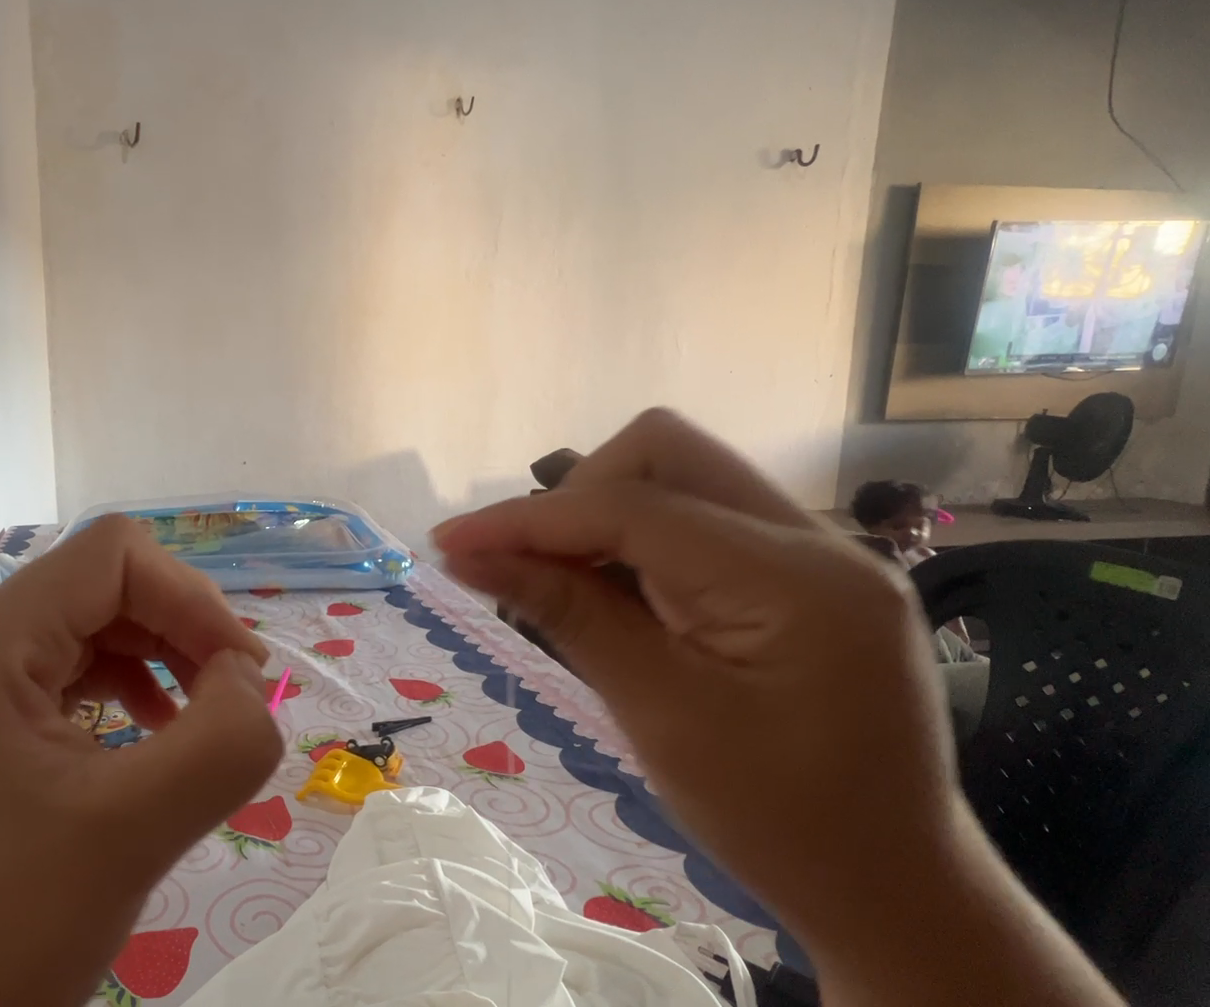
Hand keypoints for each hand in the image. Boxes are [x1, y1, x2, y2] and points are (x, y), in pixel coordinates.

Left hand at [0, 515, 283, 1006]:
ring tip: (195, 727)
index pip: (113, 556)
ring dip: (154, 666)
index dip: (191, 598)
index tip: (242, 675)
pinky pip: (56, 692)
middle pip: (99, 591)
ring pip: (82, 640)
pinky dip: (117, 704)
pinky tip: (142, 751)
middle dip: (179, 632)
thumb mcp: (128, 837)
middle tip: (231, 703)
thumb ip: (219, 744)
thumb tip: (249, 685)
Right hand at [433, 409, 1121, 1006]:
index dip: (528, 518)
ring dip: (605, 517)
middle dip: (578, 498)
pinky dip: (641, 544)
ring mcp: (819, 553)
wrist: (896, 891)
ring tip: (563, 584)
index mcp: (794, 580)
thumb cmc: (775, 821)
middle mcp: (817, 541)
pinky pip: (703, 521)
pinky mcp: (806, 575)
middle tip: (528, 566)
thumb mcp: (658, 715)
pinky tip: (616, 595)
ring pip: (682, 478)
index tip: (449, 543)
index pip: (631, 508)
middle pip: (665, 453)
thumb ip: (566, 614)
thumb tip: (466, 554)